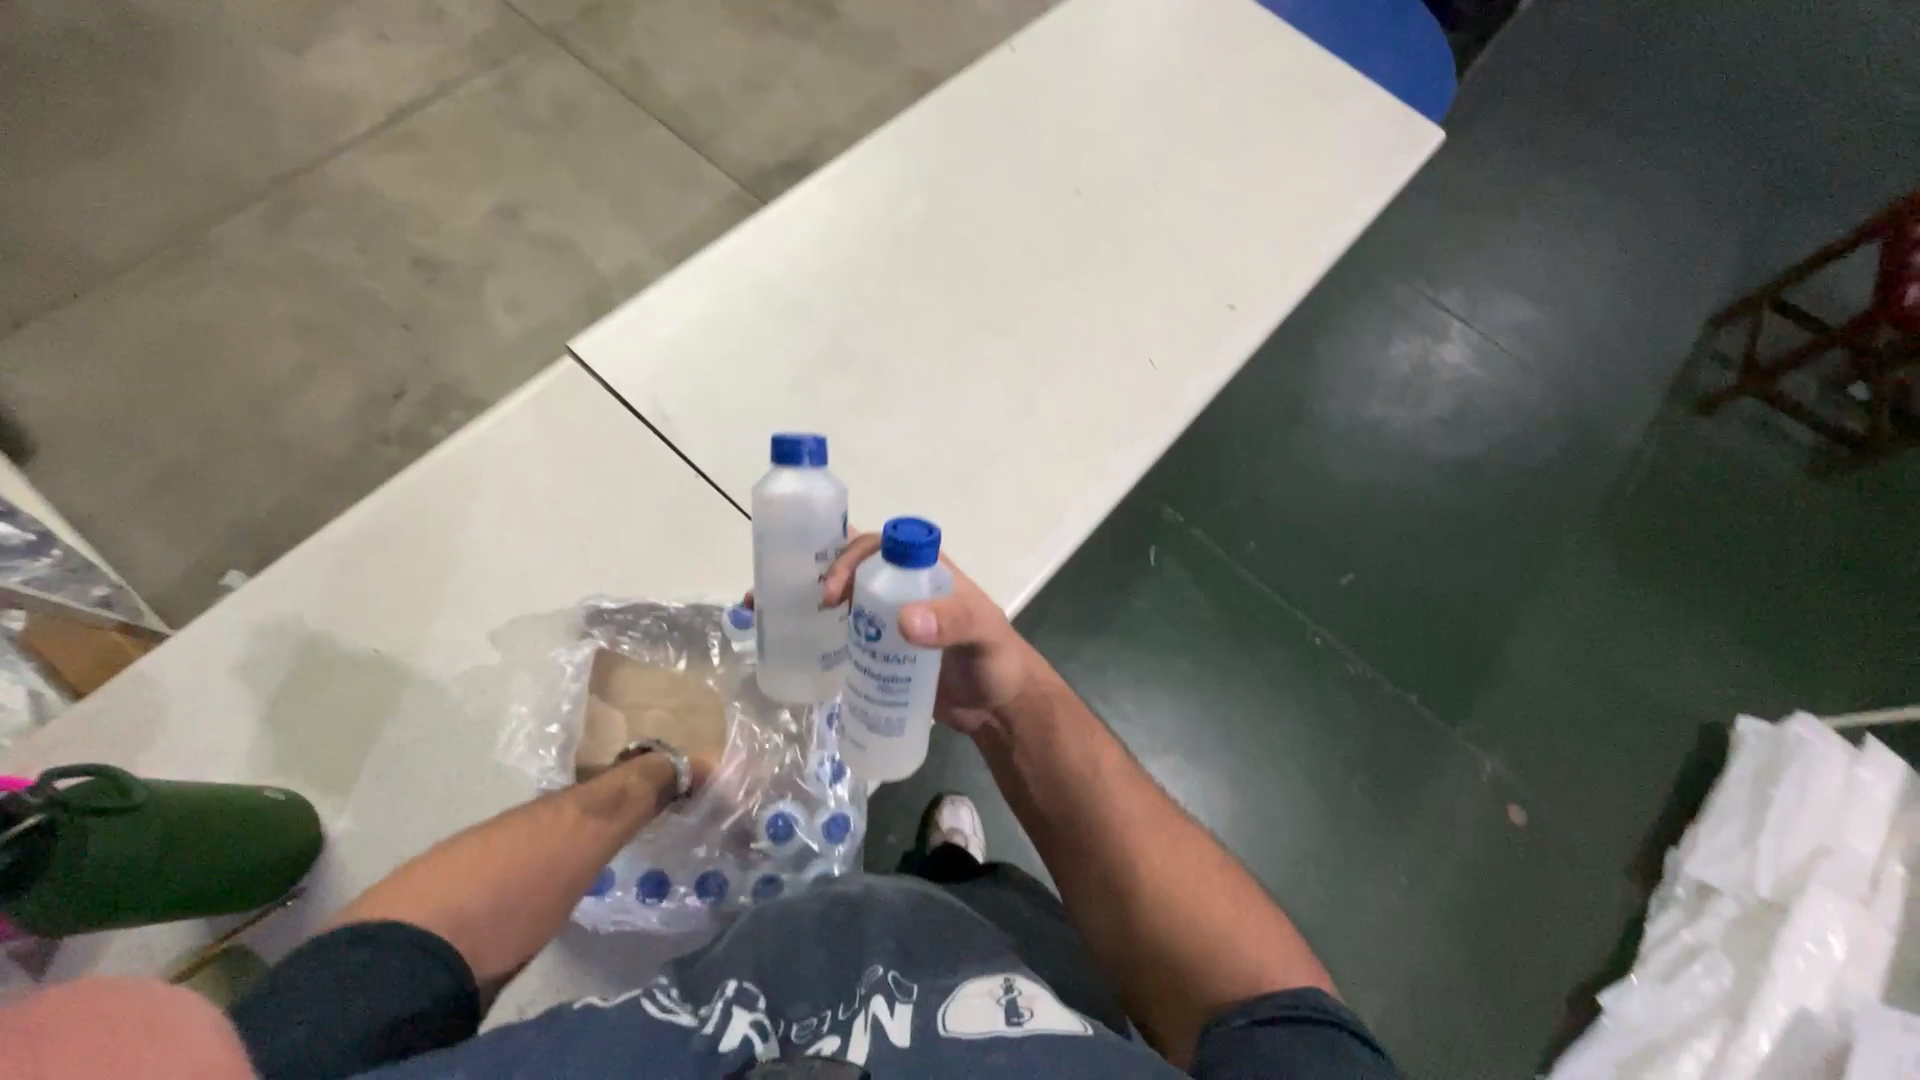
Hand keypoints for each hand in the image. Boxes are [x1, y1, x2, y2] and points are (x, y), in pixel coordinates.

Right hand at [819, 530, 1037, 734]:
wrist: (999, 711)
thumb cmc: (998, 661)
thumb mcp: (982, 634)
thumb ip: (952, 622)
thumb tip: (904, 620)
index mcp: (931, 574)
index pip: (886, 546)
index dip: (856, 553)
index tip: (838, 582)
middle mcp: (909, 592)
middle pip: (864, 570)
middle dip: (838, 575)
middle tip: (825, 603)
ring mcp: (896, 623)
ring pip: (856, 600)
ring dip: (834, 603)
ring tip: (815, 620)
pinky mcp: (888, 654)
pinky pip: (857, 636)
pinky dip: (837, 636)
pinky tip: (822, 645)